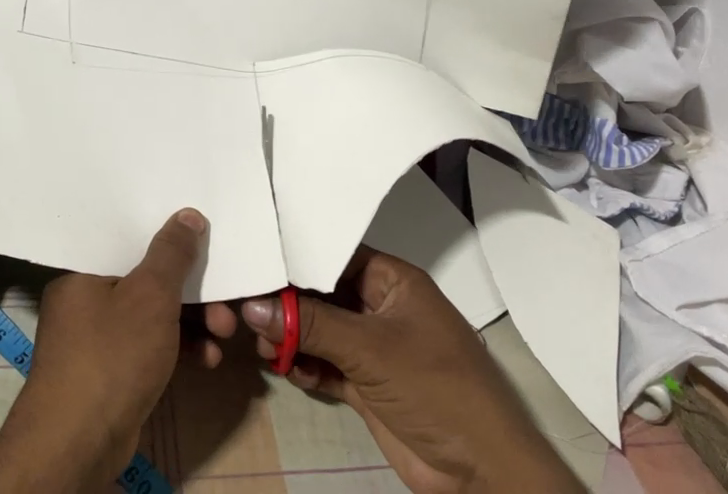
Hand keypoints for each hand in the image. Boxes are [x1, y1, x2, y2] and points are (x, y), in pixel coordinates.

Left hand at [0, 209, 206, 492]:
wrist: (80, 440)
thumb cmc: (112, 354)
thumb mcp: (149, 295)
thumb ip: (171, 254)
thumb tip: (187, 215)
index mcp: (82, 271)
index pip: (126, 240)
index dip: (165, 237)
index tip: (200, 238)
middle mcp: (83, 300)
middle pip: (144, 279)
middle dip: (190, 290)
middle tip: (224, 301)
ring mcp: (96, 339)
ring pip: (151, 316)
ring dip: (191, 321)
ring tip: (224, 332)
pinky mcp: (111, 372)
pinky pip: (149, 347)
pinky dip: (178, 348)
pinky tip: (206, 358)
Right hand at [215, 247, 581, 493]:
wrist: (481, 471)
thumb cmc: (435, 388)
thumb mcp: (370, 348)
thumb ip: (310, 324)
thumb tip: (252, 305)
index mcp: (393, 282)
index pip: (334, 257)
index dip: (294, 259)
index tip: (252, 261)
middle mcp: (381, 308)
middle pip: (322, 295)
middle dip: (286, 304)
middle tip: (245, 311)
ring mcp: (374, 349)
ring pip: (320, 332)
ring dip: (291, 338)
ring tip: (265, 347)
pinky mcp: (367, 385)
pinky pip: (325, 365)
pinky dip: (305, 366)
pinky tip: (286, 370)